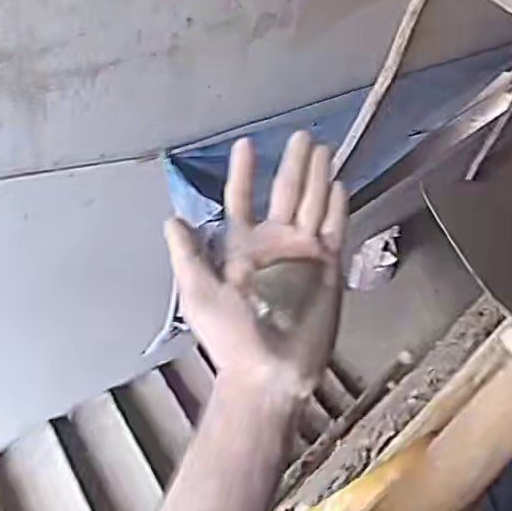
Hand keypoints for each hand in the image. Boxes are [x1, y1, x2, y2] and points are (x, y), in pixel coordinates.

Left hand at [164, 131, 347, 408]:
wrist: (269, 374)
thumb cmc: (230, 337)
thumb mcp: (199, 294)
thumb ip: (188, 256)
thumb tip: (171, 220)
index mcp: (242, 246)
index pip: (243, 200)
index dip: (244, 173)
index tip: (246, 144)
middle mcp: (274, 243)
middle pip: (287, 194)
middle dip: (295, 165)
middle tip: (303, 136)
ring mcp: (304, 253)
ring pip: (313, 204)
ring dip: (318, 177)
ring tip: (324, 150)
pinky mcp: (328, 268)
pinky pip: (335, 230)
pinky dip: (337, 207)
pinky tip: (340, 184)